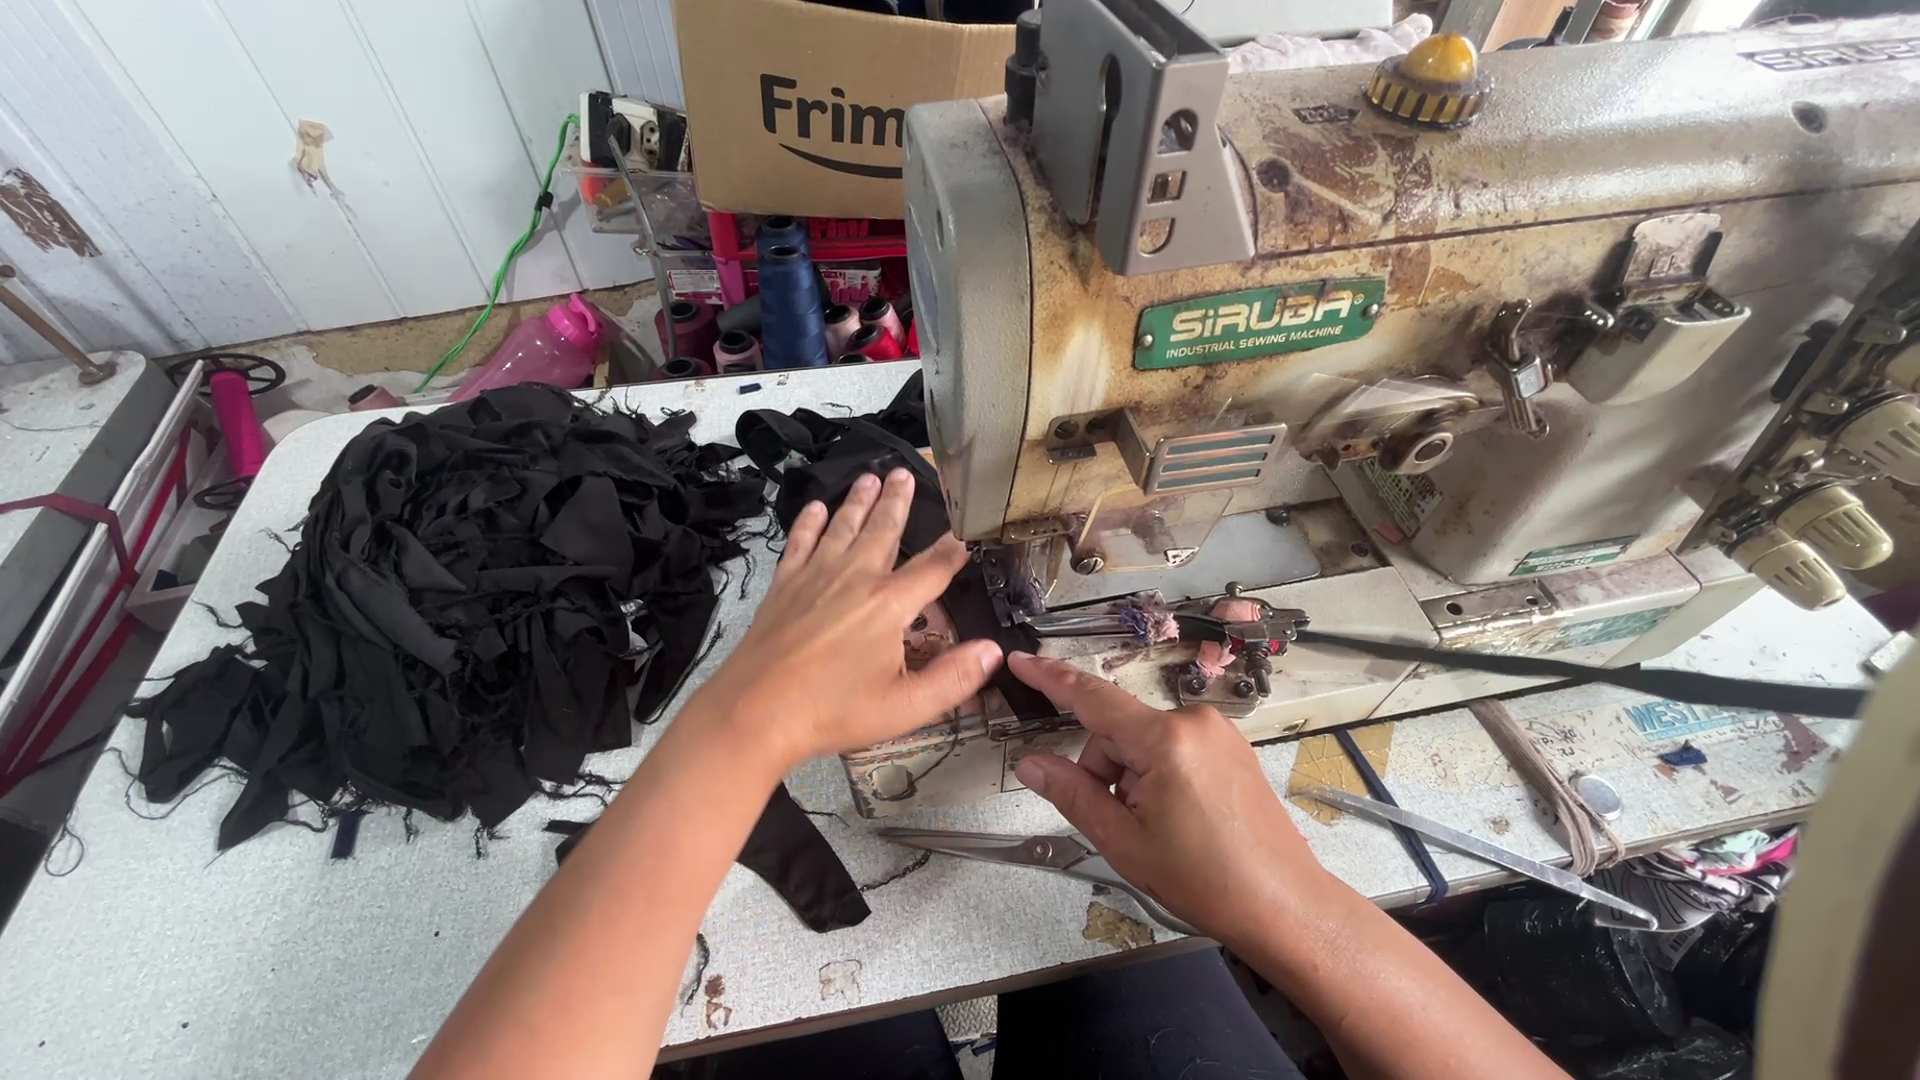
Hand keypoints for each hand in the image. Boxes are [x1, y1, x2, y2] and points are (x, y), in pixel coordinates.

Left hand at [691, 468, 1002, 767]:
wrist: (755, 711)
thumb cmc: (833, 711)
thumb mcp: (905, 707)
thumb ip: (954, 679)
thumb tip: (993, 652)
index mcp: (889, 604)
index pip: (934, 567)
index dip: (955, 547)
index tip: (967, 529)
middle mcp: (854, 577)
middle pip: (883, 529)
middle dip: (898, 501)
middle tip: (905, 473)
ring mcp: (815, 576)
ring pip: (842, 526)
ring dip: (858, 501)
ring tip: (869, 478)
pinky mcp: (784, 585)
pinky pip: (800, 542)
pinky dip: (808, 523)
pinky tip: (814, 508)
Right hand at [1008, 652, 1334, 944]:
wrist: (1285, 906)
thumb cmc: (1209, 880)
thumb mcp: (1124, 841)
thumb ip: (1071, 793)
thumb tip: (1031, 764)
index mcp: (1165, 740)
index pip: (1092, 698)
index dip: (1049, 678)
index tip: (1021, 660)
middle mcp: (1193, 722)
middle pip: (1117, 729)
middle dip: (1104, 770)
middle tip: (1120, 822)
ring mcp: (1216, 732)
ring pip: (1144, 741)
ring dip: (1132, 775)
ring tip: (1156, 827)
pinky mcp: (1229, 746)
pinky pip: (1172, 746)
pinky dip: (1158, 773)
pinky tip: (1176, 816)